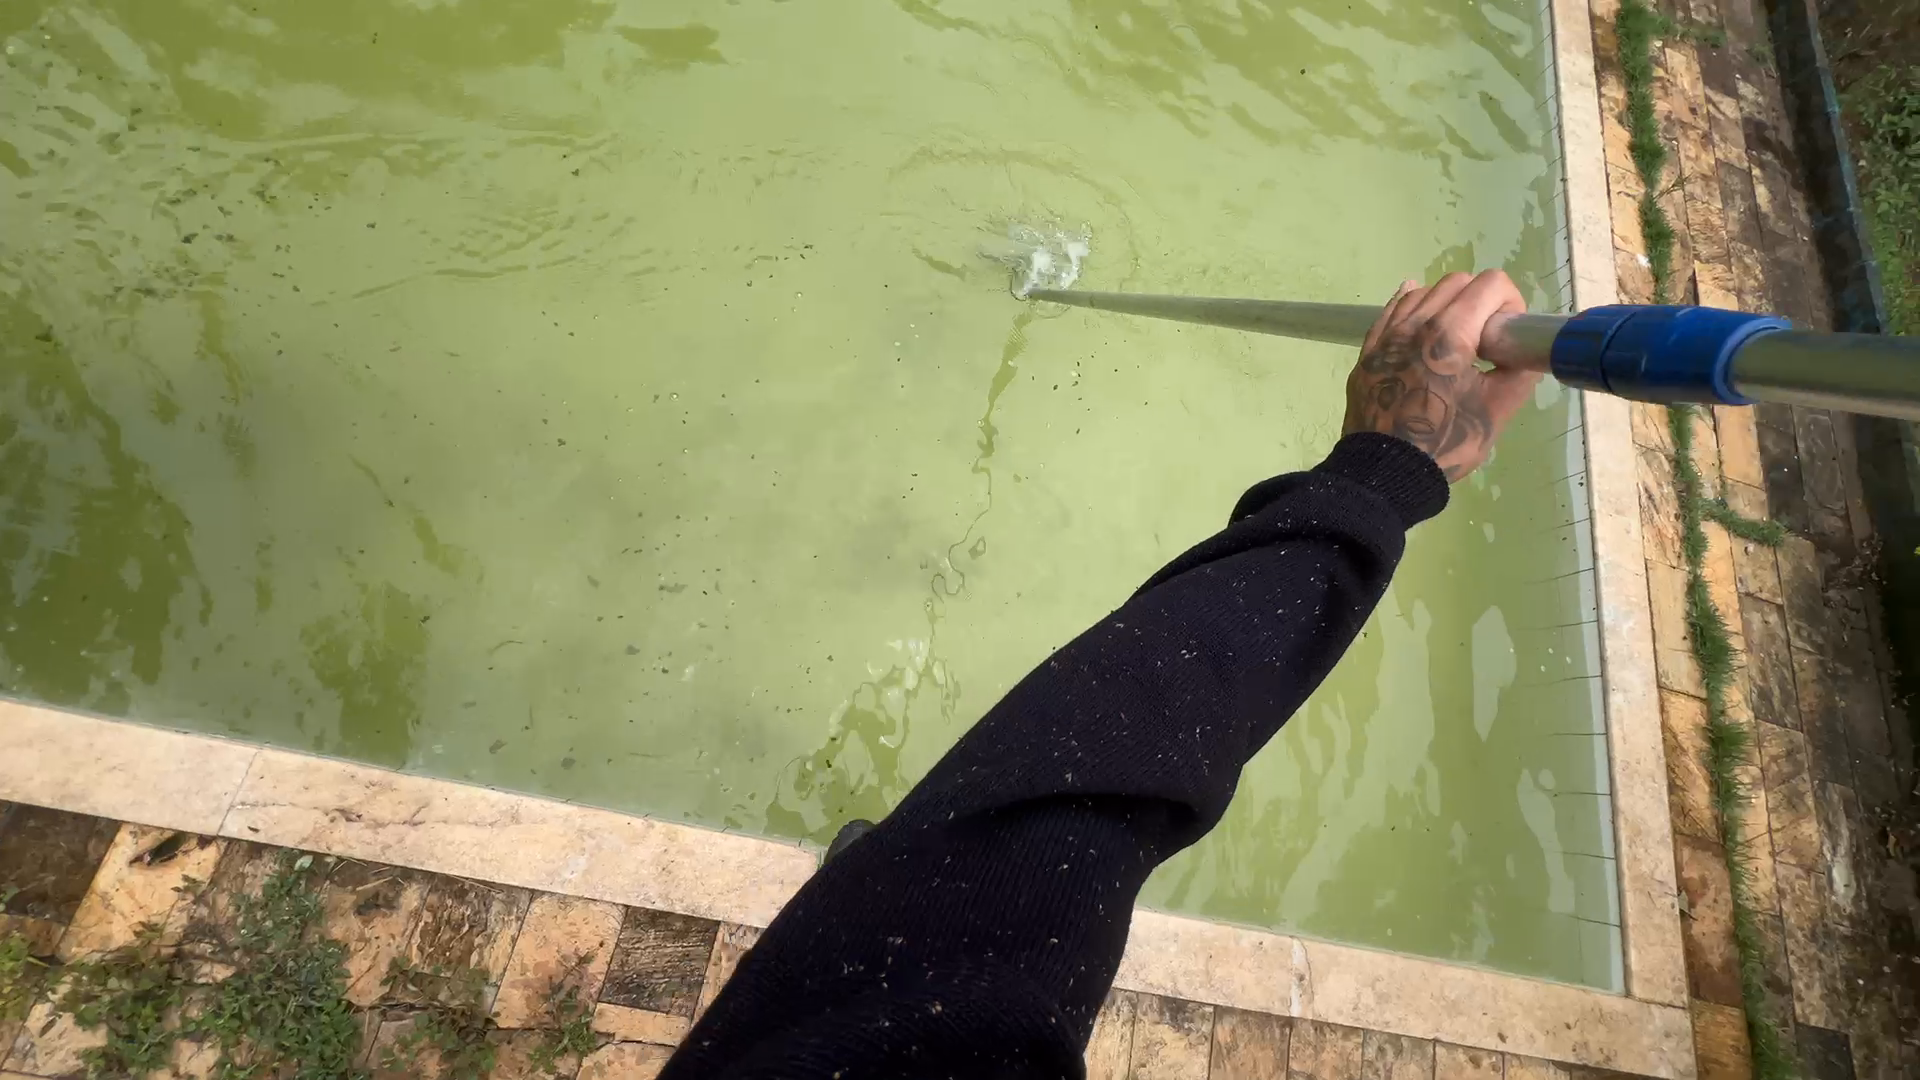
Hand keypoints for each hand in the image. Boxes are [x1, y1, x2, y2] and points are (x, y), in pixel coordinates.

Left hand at [1342, 270, 1541, 482]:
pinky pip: (1387, 315)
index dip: (1509, 301)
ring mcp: (1383, 341)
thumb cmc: (1444, 443)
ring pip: (1418, 295)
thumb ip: (1519, 370)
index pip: (1489, 285)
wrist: (1383, 472)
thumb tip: (1525, 351)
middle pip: (1453, 283)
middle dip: (1478, 298)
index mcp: (1448, 336)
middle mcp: (1411, 328)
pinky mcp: (1365, 356)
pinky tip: (1417, 308)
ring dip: (1443, 302)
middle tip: (1484, 333)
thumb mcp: (1498, 409)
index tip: (1508, 330)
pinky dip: (1407, 307)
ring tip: (1454, 333)